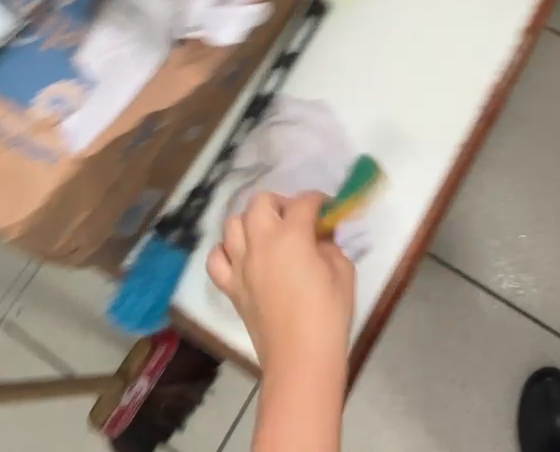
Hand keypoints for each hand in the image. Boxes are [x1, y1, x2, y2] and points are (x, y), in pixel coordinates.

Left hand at [208, 191, 356, 380]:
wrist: (301, 359)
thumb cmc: (328, 313)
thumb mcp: (343, 270)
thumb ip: (330, 246)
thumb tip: (320, 239)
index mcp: (292, 236)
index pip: (303, 202)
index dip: (318, 200)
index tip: (328, 208)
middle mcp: (261, 243)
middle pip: (260, 202)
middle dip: (281, 202)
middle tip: (298, 218)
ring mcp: (241, 265)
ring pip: (233, 224)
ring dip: (252, 222)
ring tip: (269, 234)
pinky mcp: (231, 288)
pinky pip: (216, 258)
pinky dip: (226, 251)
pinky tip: (243, 256)